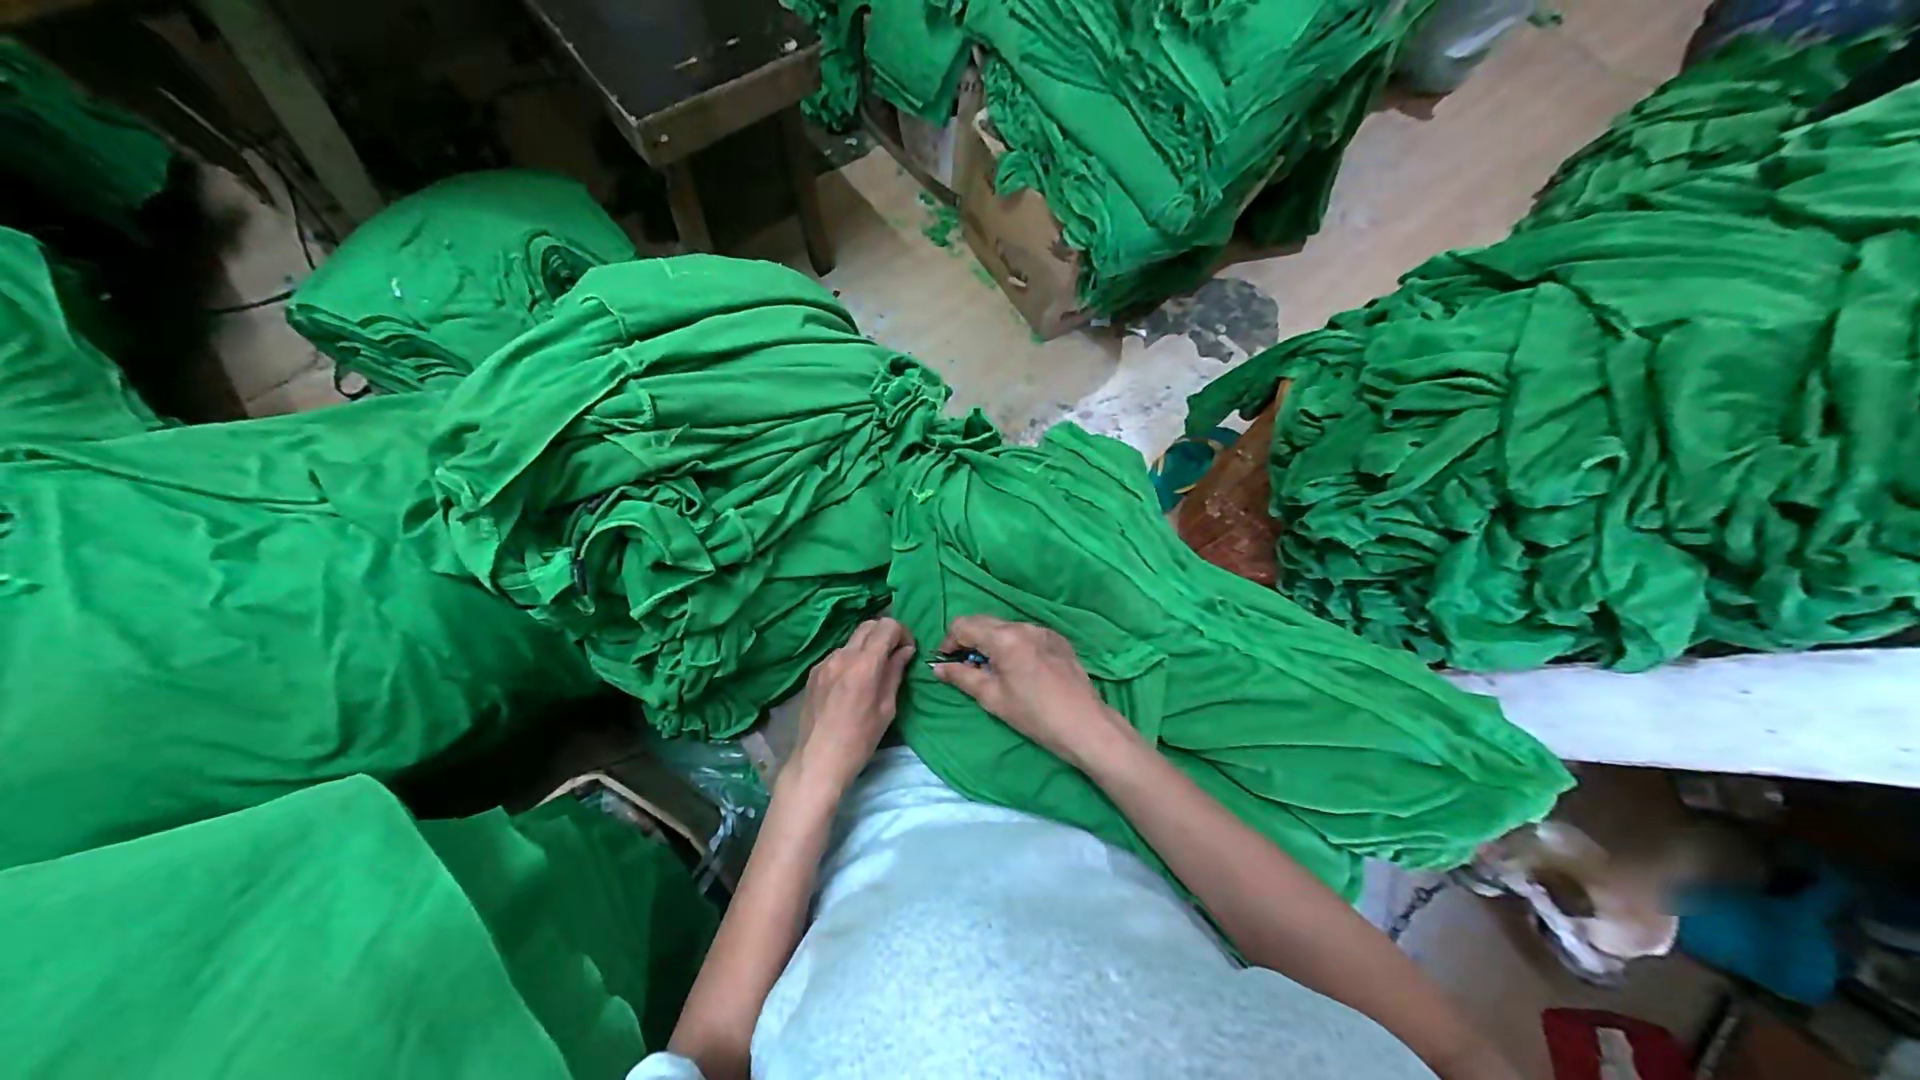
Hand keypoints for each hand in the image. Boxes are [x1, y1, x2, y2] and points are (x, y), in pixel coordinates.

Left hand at [789, 617, 915, 793]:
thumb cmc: (859, 740)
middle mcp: (842, 656)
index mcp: (863, 664)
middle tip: (894, 655)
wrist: (818, 761)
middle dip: (886, 634)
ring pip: (852, 640)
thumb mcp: (886, 708)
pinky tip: (852, 684)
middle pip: (869, 625)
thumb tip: (905, 650)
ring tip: (873, 673)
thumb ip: (895, 673)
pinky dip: (851, 659)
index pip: (887, 626)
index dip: (902, 633)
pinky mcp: (813, 673)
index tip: (907, 650)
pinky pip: (838, 655)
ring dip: (867, 647)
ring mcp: (824, 663)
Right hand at [930, 615, 1136, 770]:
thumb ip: (962, 677)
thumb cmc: (1034, 715)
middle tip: (966, 667)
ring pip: (1005, 627)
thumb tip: (937, 667)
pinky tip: (1018, 669)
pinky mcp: (1058, 639)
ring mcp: (1043, 630)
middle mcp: (1023, 626)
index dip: (949, 642)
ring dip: (991, 642)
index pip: (963, 625)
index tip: (947, 663)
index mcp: (1004, 637)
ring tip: (993, 670)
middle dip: (969, 640)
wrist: (1084, 725)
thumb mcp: (992, 697)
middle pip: (983, 622)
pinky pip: (1025, 634)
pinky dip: (1013, 644)